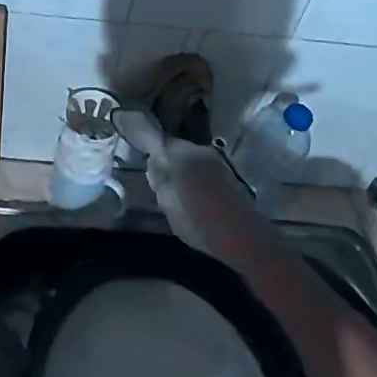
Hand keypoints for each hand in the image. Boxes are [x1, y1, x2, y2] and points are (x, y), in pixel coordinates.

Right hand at [111, 108, 229, 252]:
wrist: (243, 238)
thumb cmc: (199, 222)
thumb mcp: (168, 204)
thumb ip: (158, 180)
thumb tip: (153, 163)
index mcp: (181, 154)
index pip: (157, 138)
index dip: (145, 139)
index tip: (134, 140)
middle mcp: (198, 150)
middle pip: (173, 146)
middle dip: (162, 155)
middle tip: (154, 174)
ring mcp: (214, 159)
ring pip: (188, 155)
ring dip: (178, 164)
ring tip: (171, 186)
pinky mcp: (225, 172)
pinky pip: (199, 164)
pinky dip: (191, 172)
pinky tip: (190, 191)